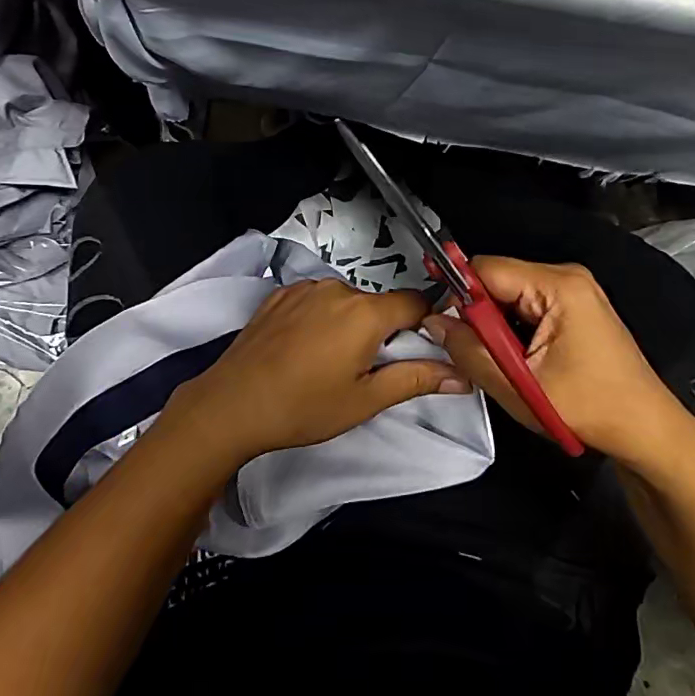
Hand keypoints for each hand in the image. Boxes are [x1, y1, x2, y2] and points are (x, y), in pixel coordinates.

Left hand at [157, 279, 469, 465]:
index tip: (418, 349)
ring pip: (345, 301)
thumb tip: (461, 374)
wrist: (234, 403)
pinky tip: (303, 349)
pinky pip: (315, 300)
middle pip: (378, 304)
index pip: (415, 302)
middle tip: (365, 370)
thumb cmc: (303, 406)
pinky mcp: (279, 294)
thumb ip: (416, 379)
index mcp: (365, 312)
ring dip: (349, 324)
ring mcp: (304, 288)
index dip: (424, 324)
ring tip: (328, 363)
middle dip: (382, 331)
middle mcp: (336, 289)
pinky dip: (319, 318)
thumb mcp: (366, 400)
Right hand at [421, 256, 686, 465]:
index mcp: (558, 285)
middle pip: (495, 279)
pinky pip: (524, 304)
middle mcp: (566, 276)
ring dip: (496, 327)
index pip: (484, 268)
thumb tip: (432, 321)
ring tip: (508, 363)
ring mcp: (572, 289)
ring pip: (506, 294)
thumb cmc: (592, 409)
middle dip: (479, 316)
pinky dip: (512, 330)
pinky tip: (522, 359)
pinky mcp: (573, 305)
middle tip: (480, 355)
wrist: (648, 431)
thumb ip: (469, 350)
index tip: (447, 328)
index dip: (459, 295)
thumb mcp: (519, 386)